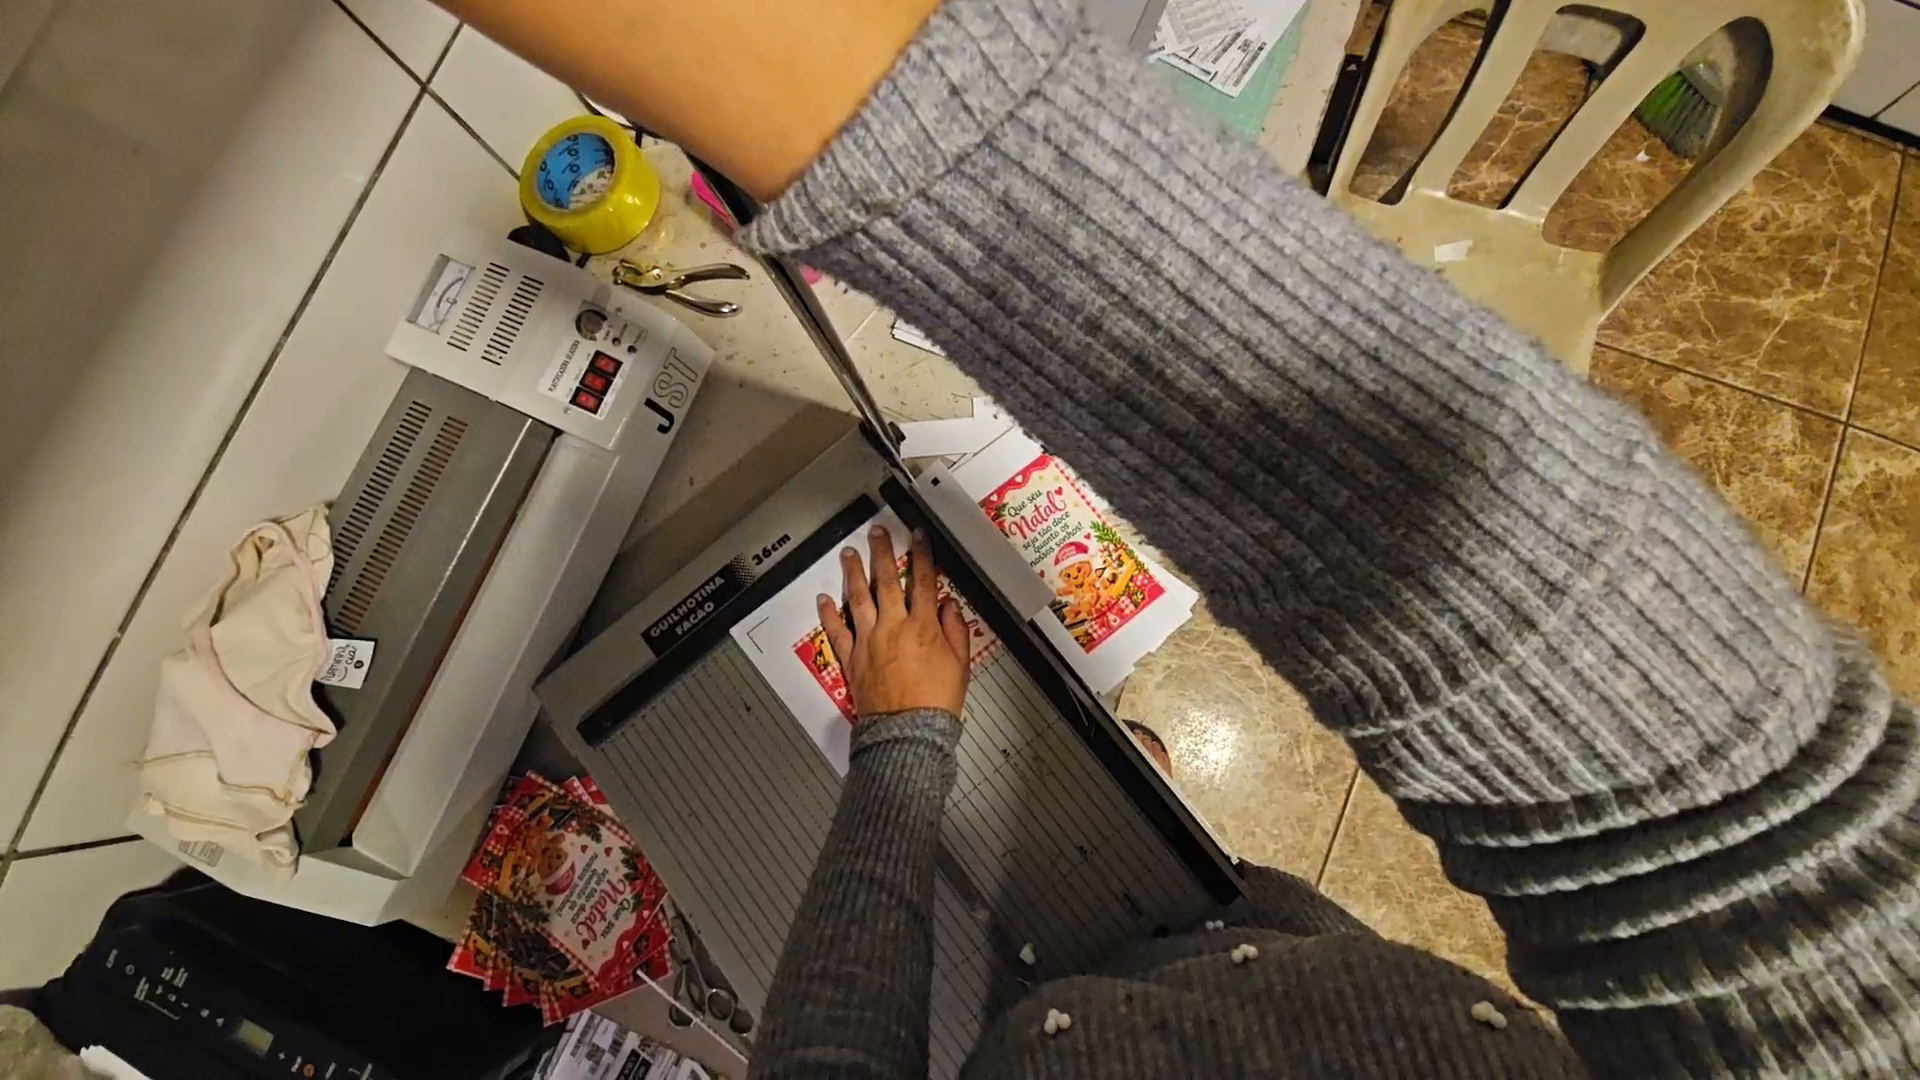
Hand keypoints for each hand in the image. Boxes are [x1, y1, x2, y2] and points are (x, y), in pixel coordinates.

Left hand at [817, 525, 969, 719]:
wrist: (908, 733)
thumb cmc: (937, 701)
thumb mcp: (960, 664)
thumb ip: (955, 631)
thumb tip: (948, 604)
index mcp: (922, 626)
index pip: (922, 581)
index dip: (921, 555)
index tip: (917, 535)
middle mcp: (893, 626)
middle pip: (886, 581)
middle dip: (882, 553)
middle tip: (876, 532)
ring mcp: (869, 640)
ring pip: (859, 599)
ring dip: (853, 573)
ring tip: (848, 554)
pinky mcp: (852, 658)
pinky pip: (837, 632)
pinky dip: (829, 614)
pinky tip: (824, 598)